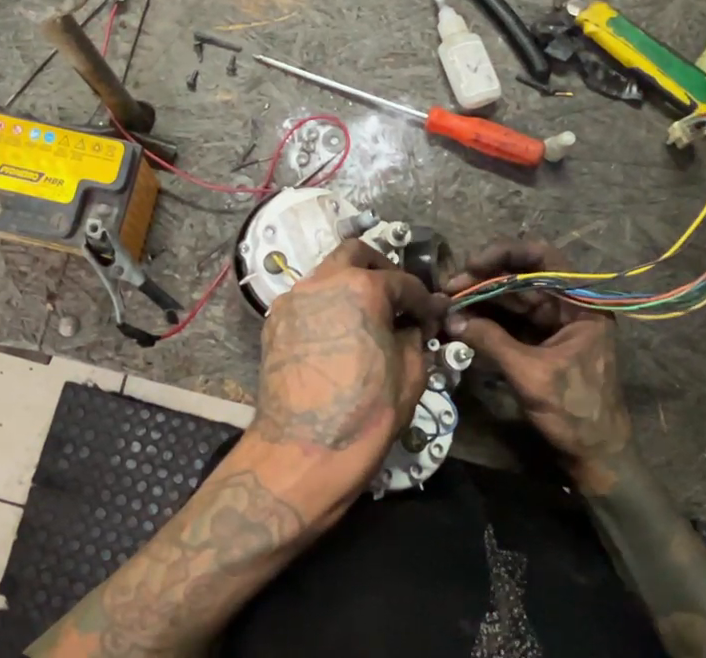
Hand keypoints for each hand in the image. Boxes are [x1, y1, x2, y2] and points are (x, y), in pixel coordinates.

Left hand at [248, 240, 445, 505]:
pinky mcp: (274, 322)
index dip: (423, 302)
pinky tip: (342, 335)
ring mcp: (292, 300)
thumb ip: (415, 336)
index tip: (431, 320)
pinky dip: (328, 306)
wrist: (301, 452)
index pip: (403, 282)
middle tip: (397, 299)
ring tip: (369, 318)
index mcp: (361, 288)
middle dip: (381, 270)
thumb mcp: (410, 375)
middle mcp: (322, 282)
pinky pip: (307, 300)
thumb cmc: (364, 415)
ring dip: (351, 285)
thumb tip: (416, 324)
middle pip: (356, 254)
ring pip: (327, 274)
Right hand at [445, 240, 631, 484]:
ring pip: (512, 298)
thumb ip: (492, 341)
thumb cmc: (576, 413)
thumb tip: (452, 319)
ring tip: (448, 303)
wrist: (597, 456)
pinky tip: (461, 320)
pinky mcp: (540, 342)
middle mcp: (568, 306)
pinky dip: (486, 318)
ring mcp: (554, 324)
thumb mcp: (531, 375)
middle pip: (522, 277)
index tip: (472, 263)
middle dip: (484, 280)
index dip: (506, 254)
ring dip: (481, 298)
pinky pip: (510, 320)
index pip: (544, 259)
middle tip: (449, 288)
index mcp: (581, 305)